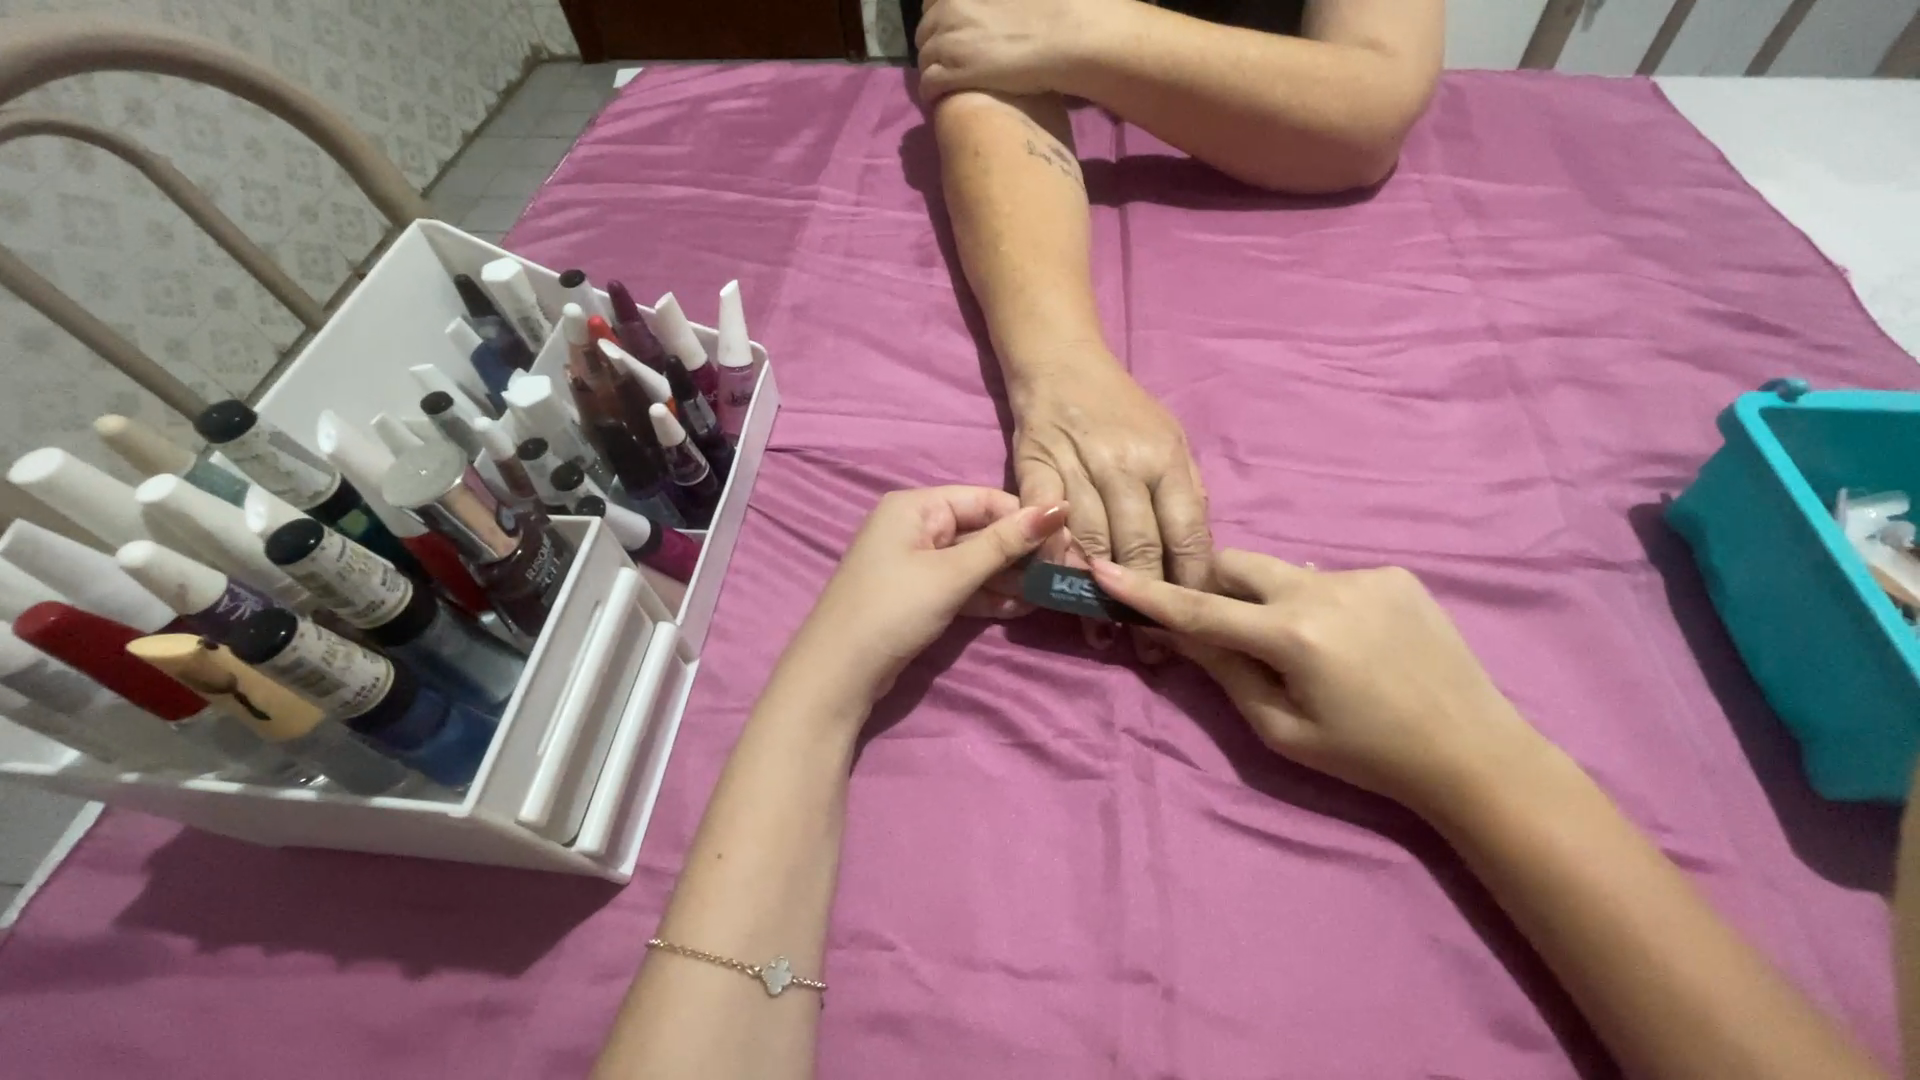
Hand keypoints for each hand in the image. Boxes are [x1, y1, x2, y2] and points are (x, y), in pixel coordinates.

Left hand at [775, 486, 1067, 710]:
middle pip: (980, 529)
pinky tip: (1021, 607)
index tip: (1066, 540)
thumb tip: (1057, 507)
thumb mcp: (952, 573)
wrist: (839, 672)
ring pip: (974, 561)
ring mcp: (915, 561)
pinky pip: (962, 584)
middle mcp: (915, 526)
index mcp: (916, 506)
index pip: (985, 499)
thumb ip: (1004, 543)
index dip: (1025, 517)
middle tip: (1061, 572)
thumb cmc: (893, 609)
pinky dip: (988, 594)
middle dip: (1019, 551)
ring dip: (1008, 577)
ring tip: (1048, 593)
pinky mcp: (918, 593)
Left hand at [916, 0, 1106, 101]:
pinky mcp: (953, 72)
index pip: (931, 2)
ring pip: (924, 59)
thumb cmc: (1047, 11)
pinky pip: (928, 83)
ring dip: (931, 71)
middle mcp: (949, 9)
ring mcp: (949, 41)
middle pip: (924, 32)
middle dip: (932, 46)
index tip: (947, 32)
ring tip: (945, 84)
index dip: (937, 19)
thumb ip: (989, 1)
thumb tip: (989, 9)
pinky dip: (930, 92)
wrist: (1058, 38)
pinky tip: (939, 99)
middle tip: (947, 62)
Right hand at [1011, 345, 1211, 655]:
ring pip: (1092, 545)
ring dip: (1098, 596)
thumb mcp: (1171, 437)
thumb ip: (1187, 490)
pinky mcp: (1034, 470)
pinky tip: (1058, 596)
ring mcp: (1077, 468)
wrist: (1060, 366)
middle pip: (1140, 547)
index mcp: (1166, 459)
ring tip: (1105, 634)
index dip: (1190, 585)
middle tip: (1151, 648)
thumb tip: (1198, 552)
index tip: (1194, 625)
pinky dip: (1051, 565)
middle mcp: (1126, 465)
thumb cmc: (1122, 407)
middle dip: (1148, 603)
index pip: (1186, 534)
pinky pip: (1044, 528)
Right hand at [1092, 552, 1552, 813]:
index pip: (1199, 608)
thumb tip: (1180, 633)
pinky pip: (1329, 577)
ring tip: (1303, 649)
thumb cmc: (1368, 757)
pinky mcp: (1395, 574)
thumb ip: (1226, 673)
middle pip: (1237, 564)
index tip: (1103, 569)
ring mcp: (1364, 575)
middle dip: (1212, 585)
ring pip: (1284, 570)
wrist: (1476, 754)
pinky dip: (1315, 602)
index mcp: (1293, 635)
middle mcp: (1324, 588)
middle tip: (1220, 627)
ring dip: (1268, 598)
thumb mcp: (1281, 730)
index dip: (1145, 592)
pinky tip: (1348, 643)